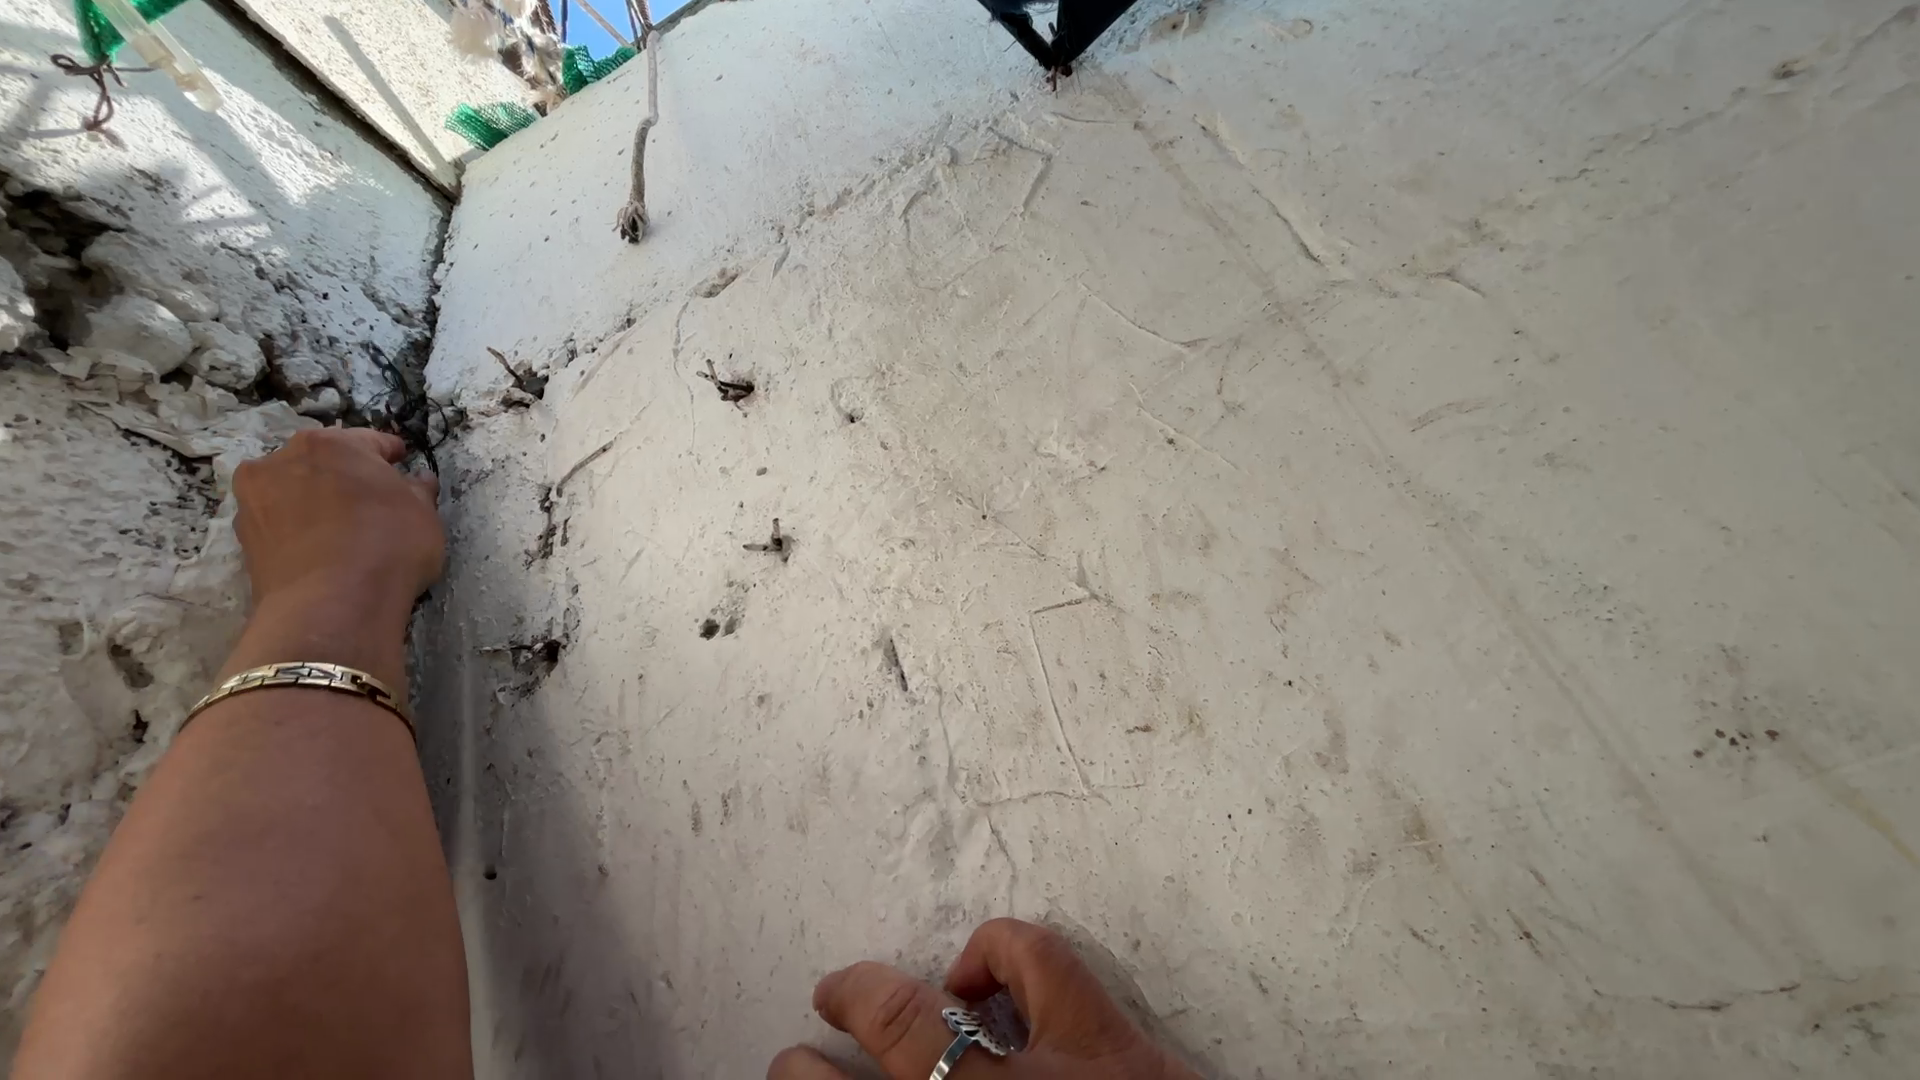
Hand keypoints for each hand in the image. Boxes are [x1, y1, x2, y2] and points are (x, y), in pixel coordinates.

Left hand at [232, 428, 442, 618]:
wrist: (333, 603)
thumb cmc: (390, 544)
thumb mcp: (425, 514)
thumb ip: (419, 490)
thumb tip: (417, 480)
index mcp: (333, 444)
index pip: (371, 440)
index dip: (392, 455)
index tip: (405, 468)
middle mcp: (283, 459)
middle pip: (323, 460)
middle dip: (347, 475)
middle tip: (373, 500)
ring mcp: (254, 498)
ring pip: (294, 488)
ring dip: (316, 498)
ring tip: (343, 527)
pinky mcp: (242, 536)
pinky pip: (279, 520)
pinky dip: (298, 526)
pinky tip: (322, 548)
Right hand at [768, 919, 1198, 1078]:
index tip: (788, 1068)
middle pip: (899, 1036)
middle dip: (847, 1012)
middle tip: (823, 1001)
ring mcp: (1063, 1074)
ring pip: (961, 995)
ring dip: (919, 980)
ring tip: (913, 981)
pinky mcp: (1122, 1044)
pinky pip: (1045, 960)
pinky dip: (1004, 953)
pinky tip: (993, 975)